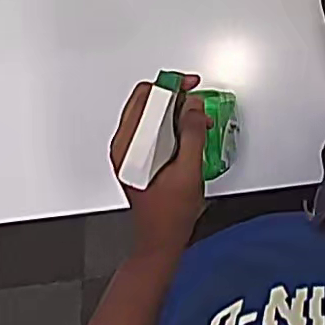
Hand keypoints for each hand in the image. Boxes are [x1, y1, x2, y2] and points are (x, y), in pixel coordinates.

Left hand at [110, 76, 208, 256]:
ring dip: (177, 110)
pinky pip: (155, 127)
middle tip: (196, 98)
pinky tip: (192, 132)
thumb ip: (191, 134)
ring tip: (199, 120)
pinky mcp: (140, 156)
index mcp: (129, 147)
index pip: (146, 98)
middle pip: (147, 102)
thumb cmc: (169, 214)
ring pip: (153, 113)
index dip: (170, 86)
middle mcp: (125, 146)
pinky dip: (174, 123)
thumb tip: (193, 106)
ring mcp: (131, 151)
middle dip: (175, 96)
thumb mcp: (187, 171)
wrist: (161, 240)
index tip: (190, 85)